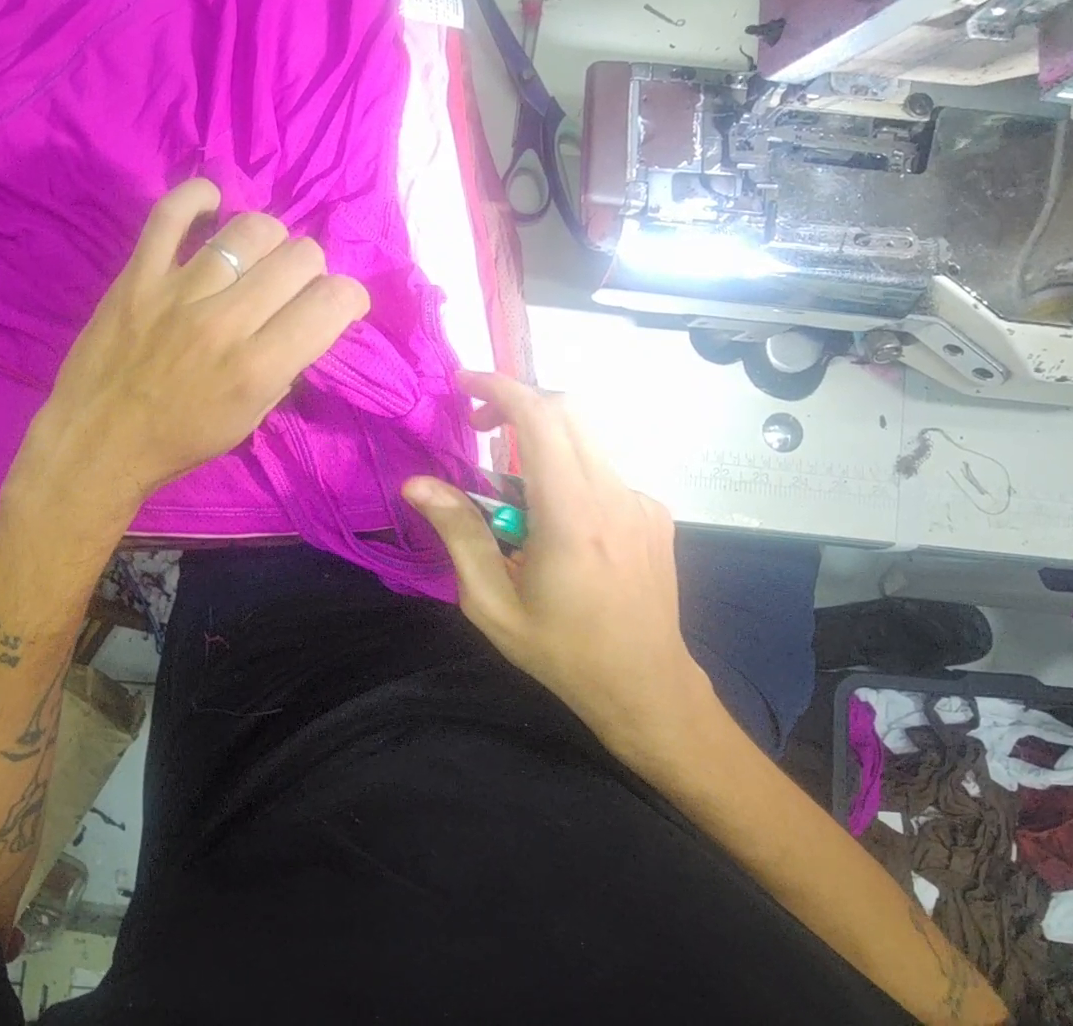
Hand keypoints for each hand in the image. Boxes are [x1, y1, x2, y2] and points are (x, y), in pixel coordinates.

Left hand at [11, 179, 368, 515]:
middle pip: (300, 257)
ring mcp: (179, 292)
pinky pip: (170, 214)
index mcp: (258, 368)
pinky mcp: (138, 275)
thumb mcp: (248, 419)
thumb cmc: (179, 441)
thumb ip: (283, 368)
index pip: (332, 302)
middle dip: (312, 270)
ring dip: (269, 240)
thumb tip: (304, 324)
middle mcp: (226, 322)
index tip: (339, 307)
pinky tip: (212, 203)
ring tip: (258, 258)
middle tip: (294, 288)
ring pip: (250, 230)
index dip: (350, 298)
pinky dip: (197, 198)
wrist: (99, 443)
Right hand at [401, 372, 719, 763]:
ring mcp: (641, 503)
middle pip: (568, 413)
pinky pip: (603, 473)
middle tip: (480, 430)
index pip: (541, 420)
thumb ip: (459, 535)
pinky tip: (559, 531)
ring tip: (516, 507)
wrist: (645, 686)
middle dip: (519, 405)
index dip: (500, 389)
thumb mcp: (493, 604)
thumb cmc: (561, 652)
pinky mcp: (654, 514)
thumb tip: (418, 484)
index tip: (464, 386)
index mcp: (572, 517)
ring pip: (586, 442)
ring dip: (542, 448)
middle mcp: (614, 496)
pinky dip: (570, 477)